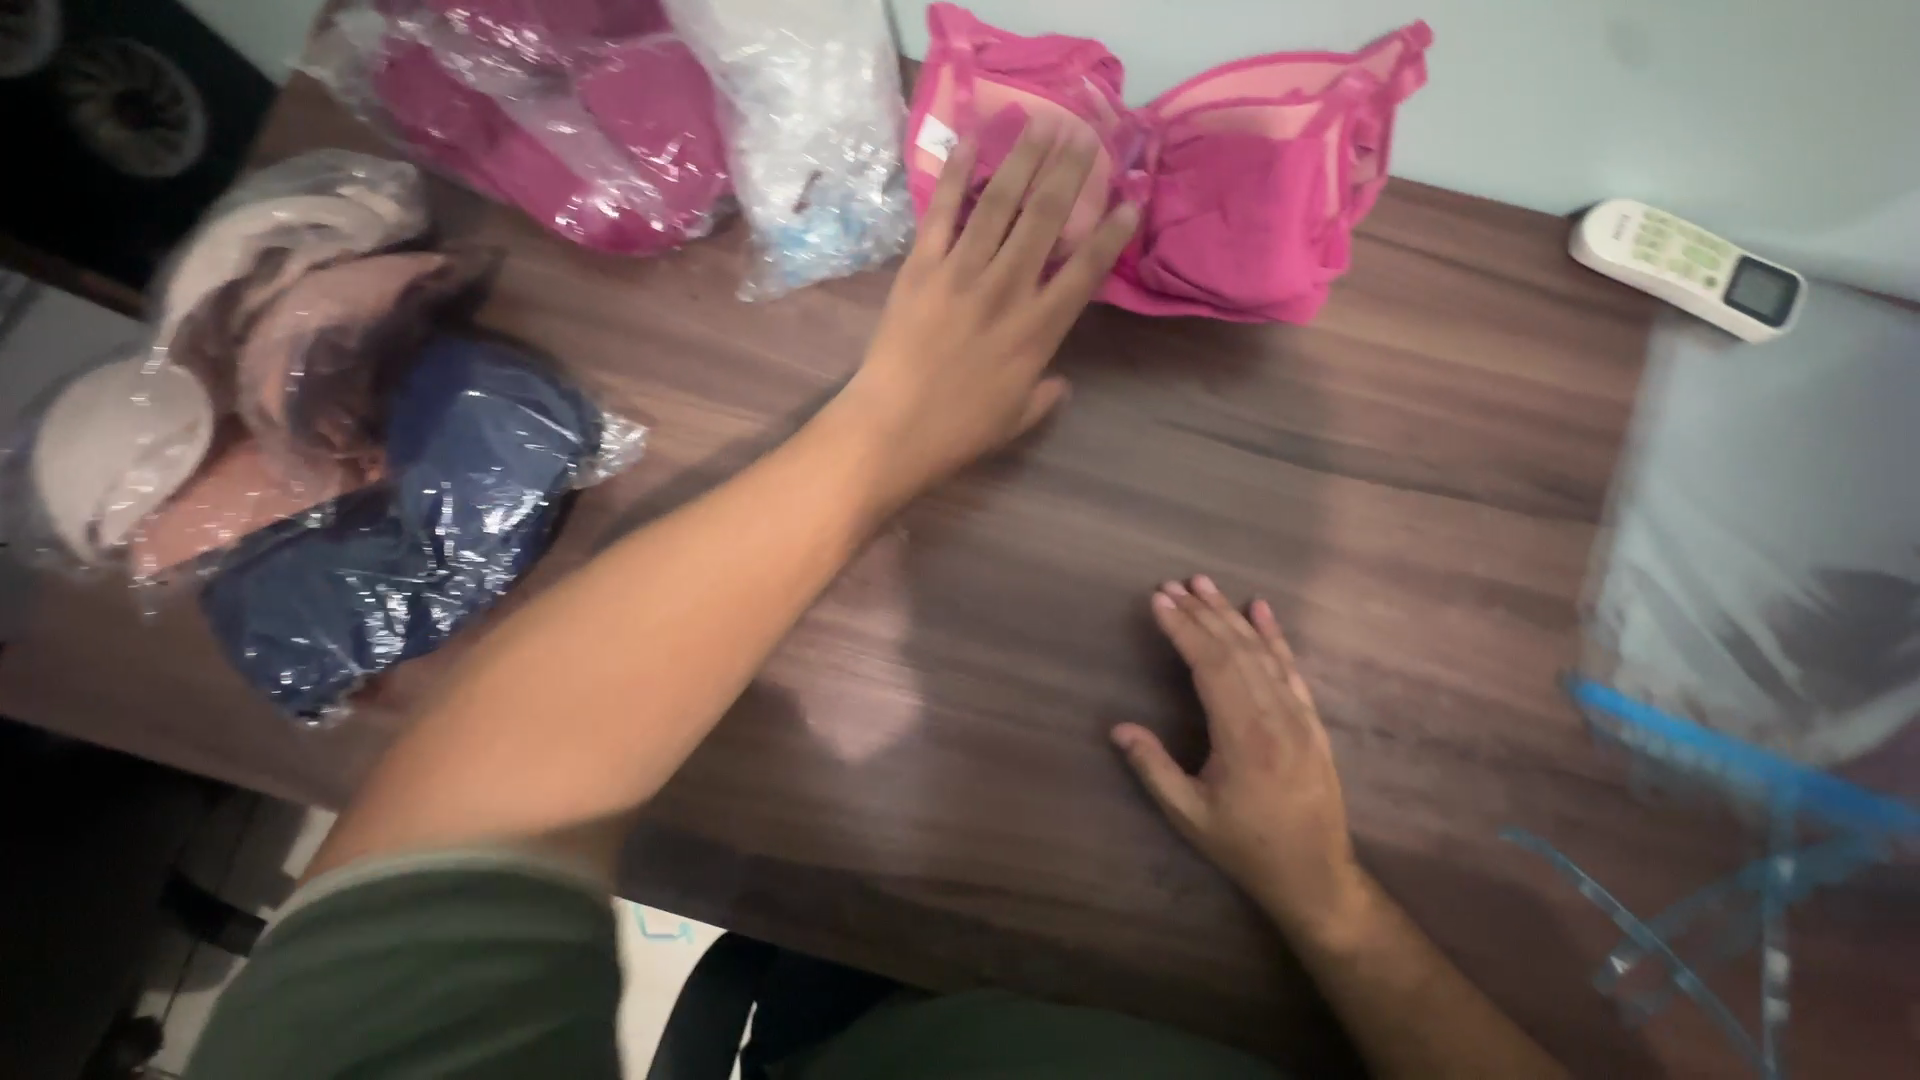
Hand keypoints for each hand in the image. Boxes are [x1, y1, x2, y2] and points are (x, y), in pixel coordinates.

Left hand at [823, 123, 1137, 511]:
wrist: (894, 427)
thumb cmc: (959, 431)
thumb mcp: (1016, 418)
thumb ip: (1044, 394)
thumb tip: (1061, 382)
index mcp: (1039, 330)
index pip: (1086, 270)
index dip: (1112, 233)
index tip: (1130, 200)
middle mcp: (1008, 289)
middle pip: (1047, 219)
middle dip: (1070, 172)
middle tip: (1086, 135)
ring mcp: (962, 272)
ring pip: (1001, 203)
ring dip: (1024, 158)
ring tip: (1043, 122)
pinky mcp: (921, 266)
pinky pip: (943, 211)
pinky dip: (958, 173)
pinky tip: (973, 139)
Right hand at [1112, 575, 1366, 940]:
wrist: (1316, 875)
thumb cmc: (1245, 846)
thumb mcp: (1189, 815)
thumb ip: (1154, 769)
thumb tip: (1119, 728)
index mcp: (1243, 737)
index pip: (1211, 666)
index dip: (1184, 630)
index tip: (1159, 601)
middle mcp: (1275, 716)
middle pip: (1235, 649)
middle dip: (1201, 613)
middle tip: (1172, 584)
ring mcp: (1299, 715)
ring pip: (1262, 652)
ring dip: (1230, 615)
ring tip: (1204, 584)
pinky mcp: (1312, 720)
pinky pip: (1291, 668)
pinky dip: (1275, 635)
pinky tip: (1261, 609)